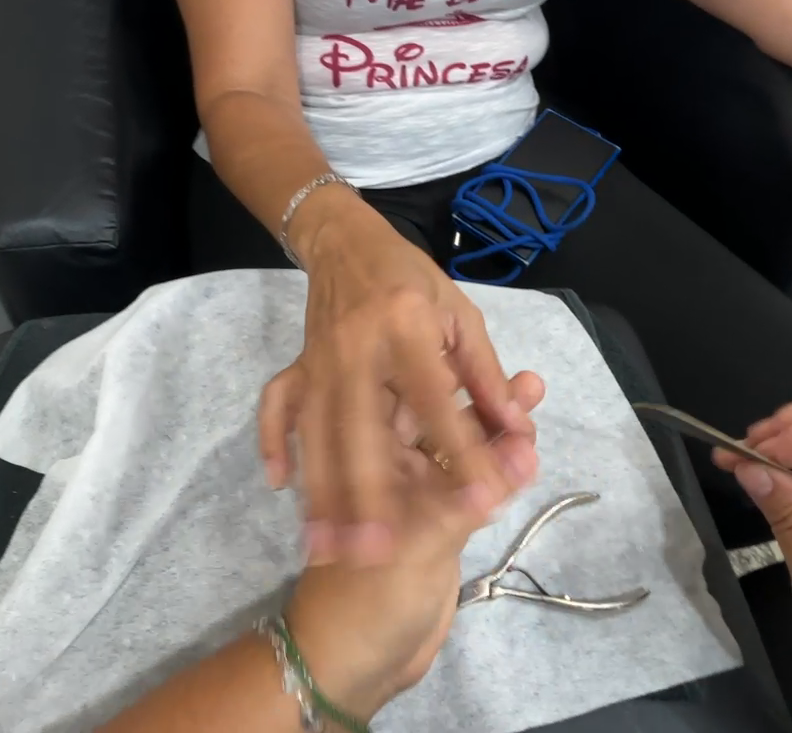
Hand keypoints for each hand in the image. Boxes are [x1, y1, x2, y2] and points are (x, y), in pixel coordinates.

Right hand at [268, 187, 531, 563]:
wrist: (347, 240)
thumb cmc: (412, 277)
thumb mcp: (460, 314)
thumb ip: (485, 373)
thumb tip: (517, 429)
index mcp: (405, 324)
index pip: (434, 397)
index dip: (460, 448)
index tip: (482, 498)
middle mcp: (356, 344)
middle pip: (359, 425)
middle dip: (367, 492)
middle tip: (381, 551)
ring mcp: (319, 355)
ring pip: (316, 430)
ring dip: (321, 490)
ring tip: (330, 545)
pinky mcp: (299, 361)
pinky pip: (278, 404)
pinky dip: (273, 441)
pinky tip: (278, 481)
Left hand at [283, 371, 545, 718]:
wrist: (357, 665)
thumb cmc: (365, 601)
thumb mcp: (414, 551)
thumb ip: (465, 504)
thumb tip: (519, 456)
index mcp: (369, 458)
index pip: (414, 410)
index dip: (456, 390)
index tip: (497, 376)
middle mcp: (392, 466)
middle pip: (441, 422)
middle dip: (483, 404)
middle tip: (528, 385)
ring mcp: (418, 493)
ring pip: (461, 452)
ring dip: (495, 433)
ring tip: (534, 404)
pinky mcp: (442, 523)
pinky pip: (474, 487)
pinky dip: (498, 472)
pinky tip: (527, 456)